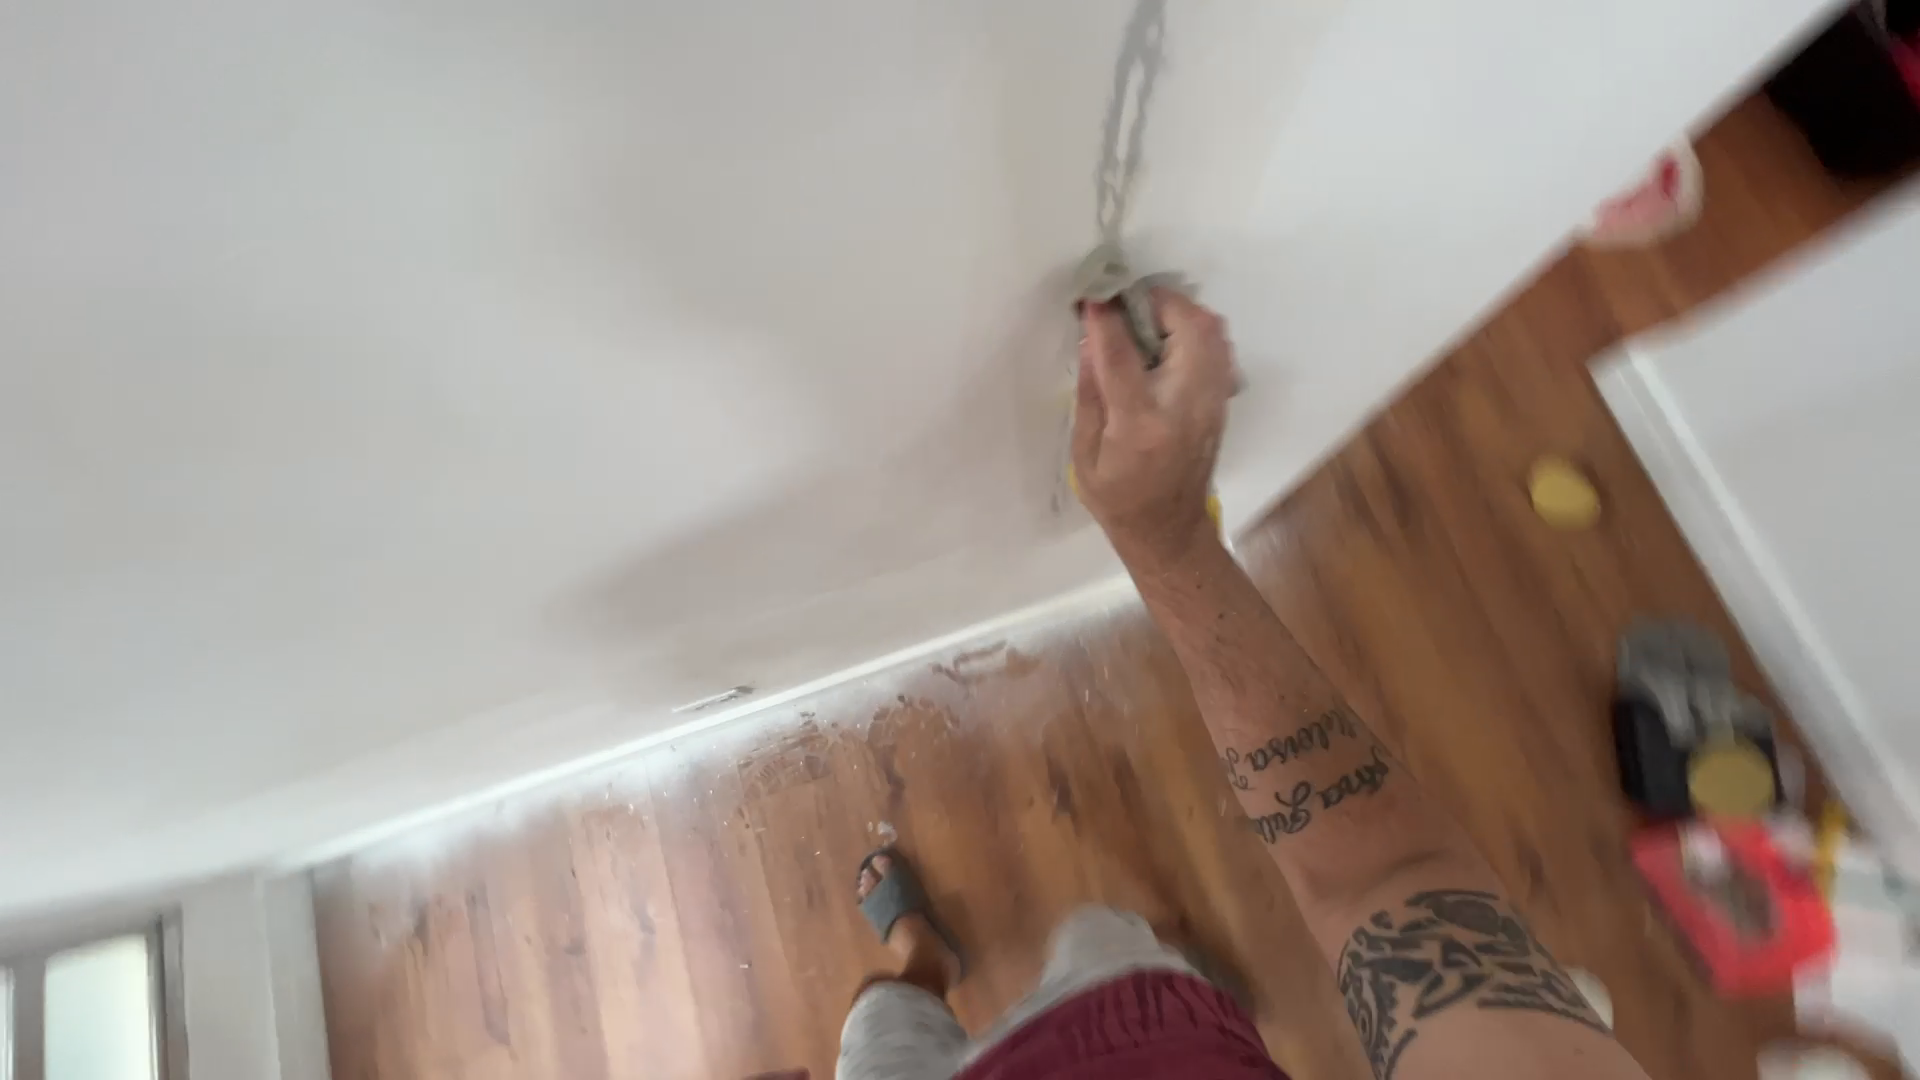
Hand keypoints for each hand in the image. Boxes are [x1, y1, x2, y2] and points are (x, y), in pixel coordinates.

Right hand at [1072, 288, 1234, 564]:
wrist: (1167, 529)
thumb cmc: (1116, 498)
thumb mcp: (1084, 454)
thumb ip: (1090, 394)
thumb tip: (1091, 341)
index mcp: (1141, 425)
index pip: (1123, 356)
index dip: (1107, 320)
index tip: (1093, 297)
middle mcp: (1185, 407)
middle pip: (1190, 329)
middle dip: (1156, 303)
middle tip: (1125, 307)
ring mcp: (1212, 403)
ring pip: (1213, 331)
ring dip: (1178, 313)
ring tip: (1145, 321)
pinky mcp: (1222, 402)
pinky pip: (1218, 347)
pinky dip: (1193, 331)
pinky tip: (1165, 343)